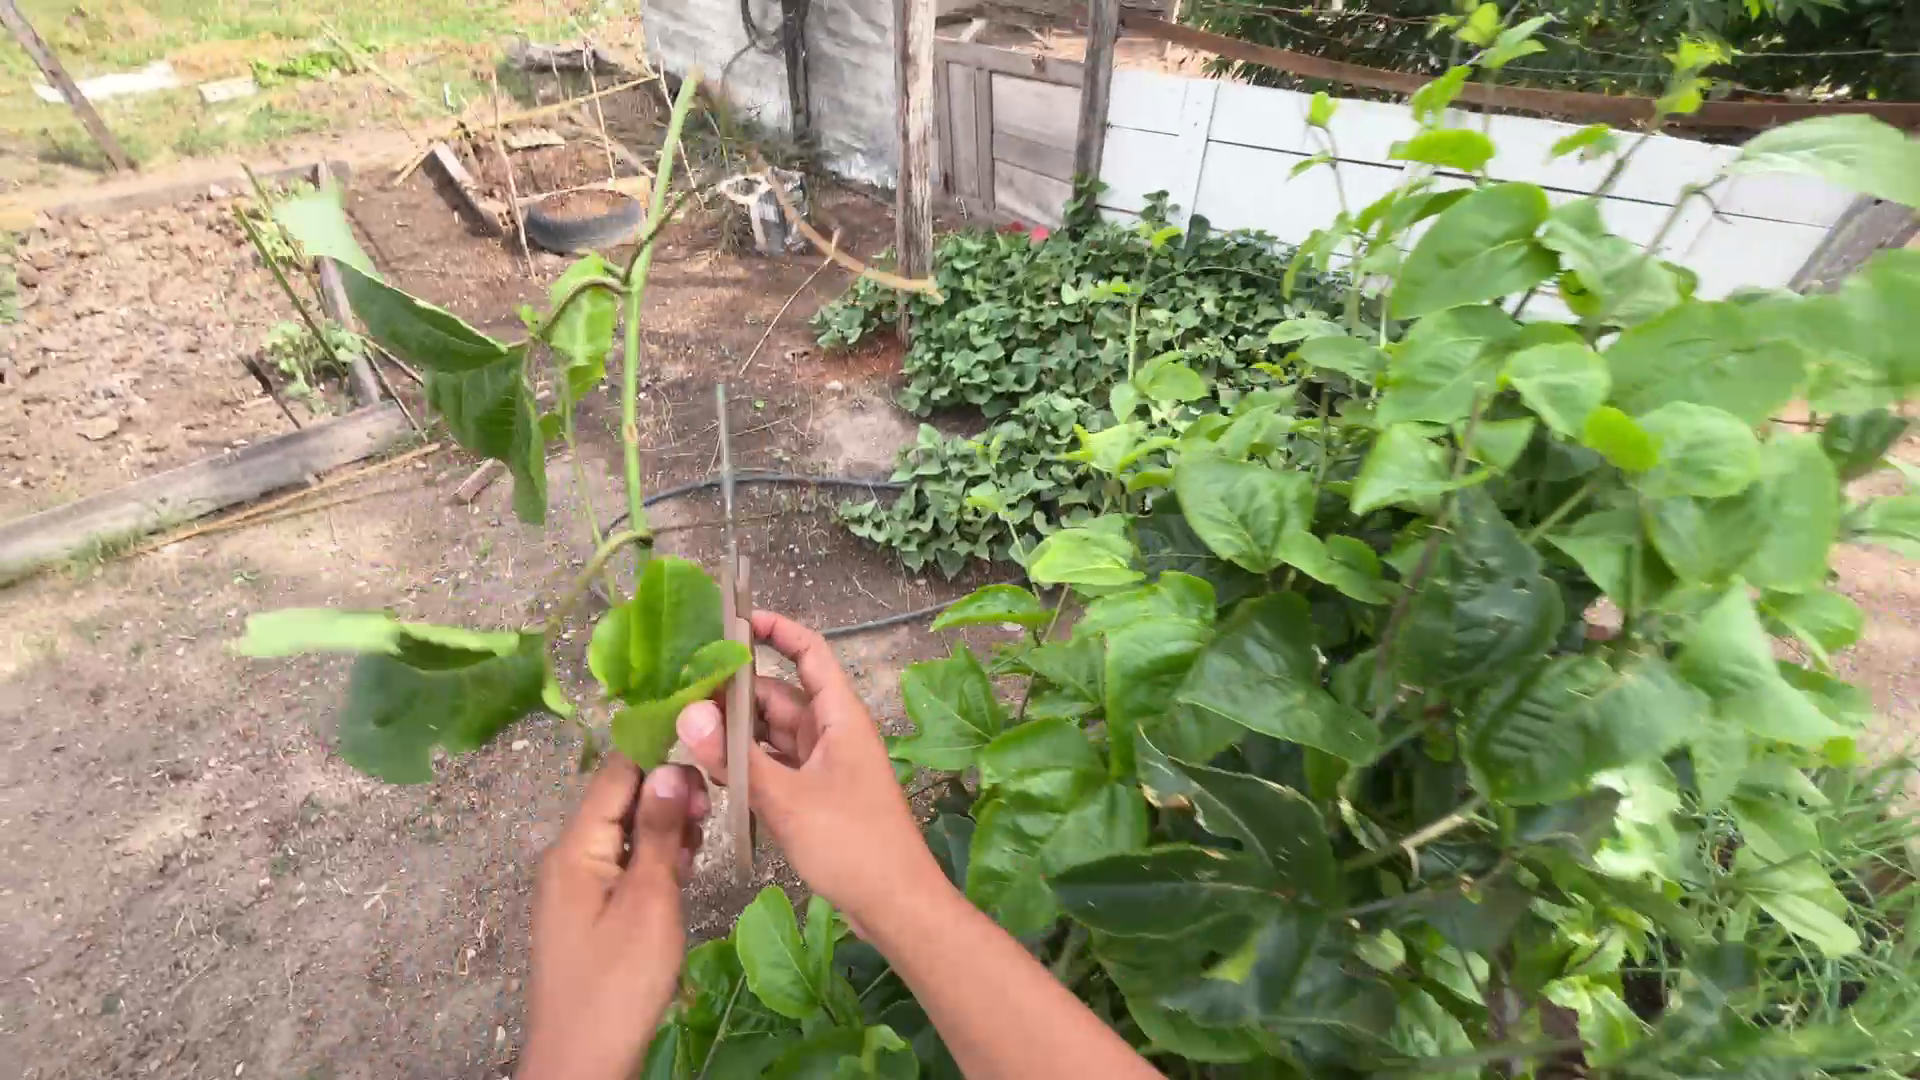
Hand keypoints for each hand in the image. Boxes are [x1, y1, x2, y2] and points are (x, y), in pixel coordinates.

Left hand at [519, 758, 708, 1079]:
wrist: (584, 1064)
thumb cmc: (619, 980)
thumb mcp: (648, 898)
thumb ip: (658, 830)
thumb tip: (670, 766)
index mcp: (575, 847)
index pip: (617, 771)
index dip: (661, 758)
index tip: (707, 764)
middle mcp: (571, 854)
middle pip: (625, 796)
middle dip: (670, 797)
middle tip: (707, 820)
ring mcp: (580, 880)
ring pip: (630, 827)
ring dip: (667, 827)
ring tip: (695, 852)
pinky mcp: (592, 902)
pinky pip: (627, 857)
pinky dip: (656, 855)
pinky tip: (681, 871)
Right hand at [676, 610, 947, 930]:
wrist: (894, 902)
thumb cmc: (852, 842)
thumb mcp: (788, 799)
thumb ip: (736, 759)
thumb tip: (689, 713)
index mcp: (839, 715)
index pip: (810, 652)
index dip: (778, 630)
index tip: (737, 619)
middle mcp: (832, 730)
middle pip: (780, 694)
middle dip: (736, 692)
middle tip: (681, 692)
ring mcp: (824, 761)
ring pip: (773, 731)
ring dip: (737, 731)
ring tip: (686, 729)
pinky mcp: (815, 790)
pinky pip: (776, 762)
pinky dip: (748, 762)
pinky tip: (712, 769)